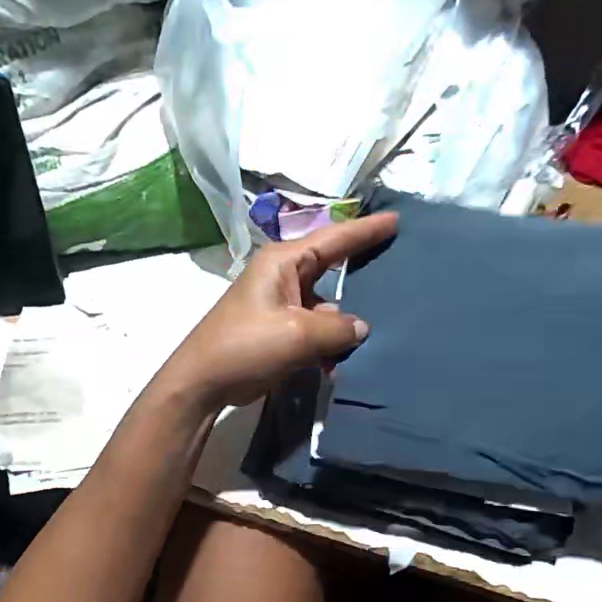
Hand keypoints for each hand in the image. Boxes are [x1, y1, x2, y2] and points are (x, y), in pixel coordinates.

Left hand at [159, 213, 397, 407]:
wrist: (203, 382)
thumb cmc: (246, 346)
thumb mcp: (297, 334)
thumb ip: (337, 329)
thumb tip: (361, 328)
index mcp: (283, 262)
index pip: (334, 238)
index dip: (366, 230)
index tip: (397, 219)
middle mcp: (283, 276)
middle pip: (332, 267)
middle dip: (361, 270)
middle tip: (398, 266)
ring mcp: (281, 305)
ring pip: (327, 306)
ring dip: (344, 323)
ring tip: (379, 330)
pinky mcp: (279, 330)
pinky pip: (315, 329)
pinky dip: (328, 343)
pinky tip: (343, 362)